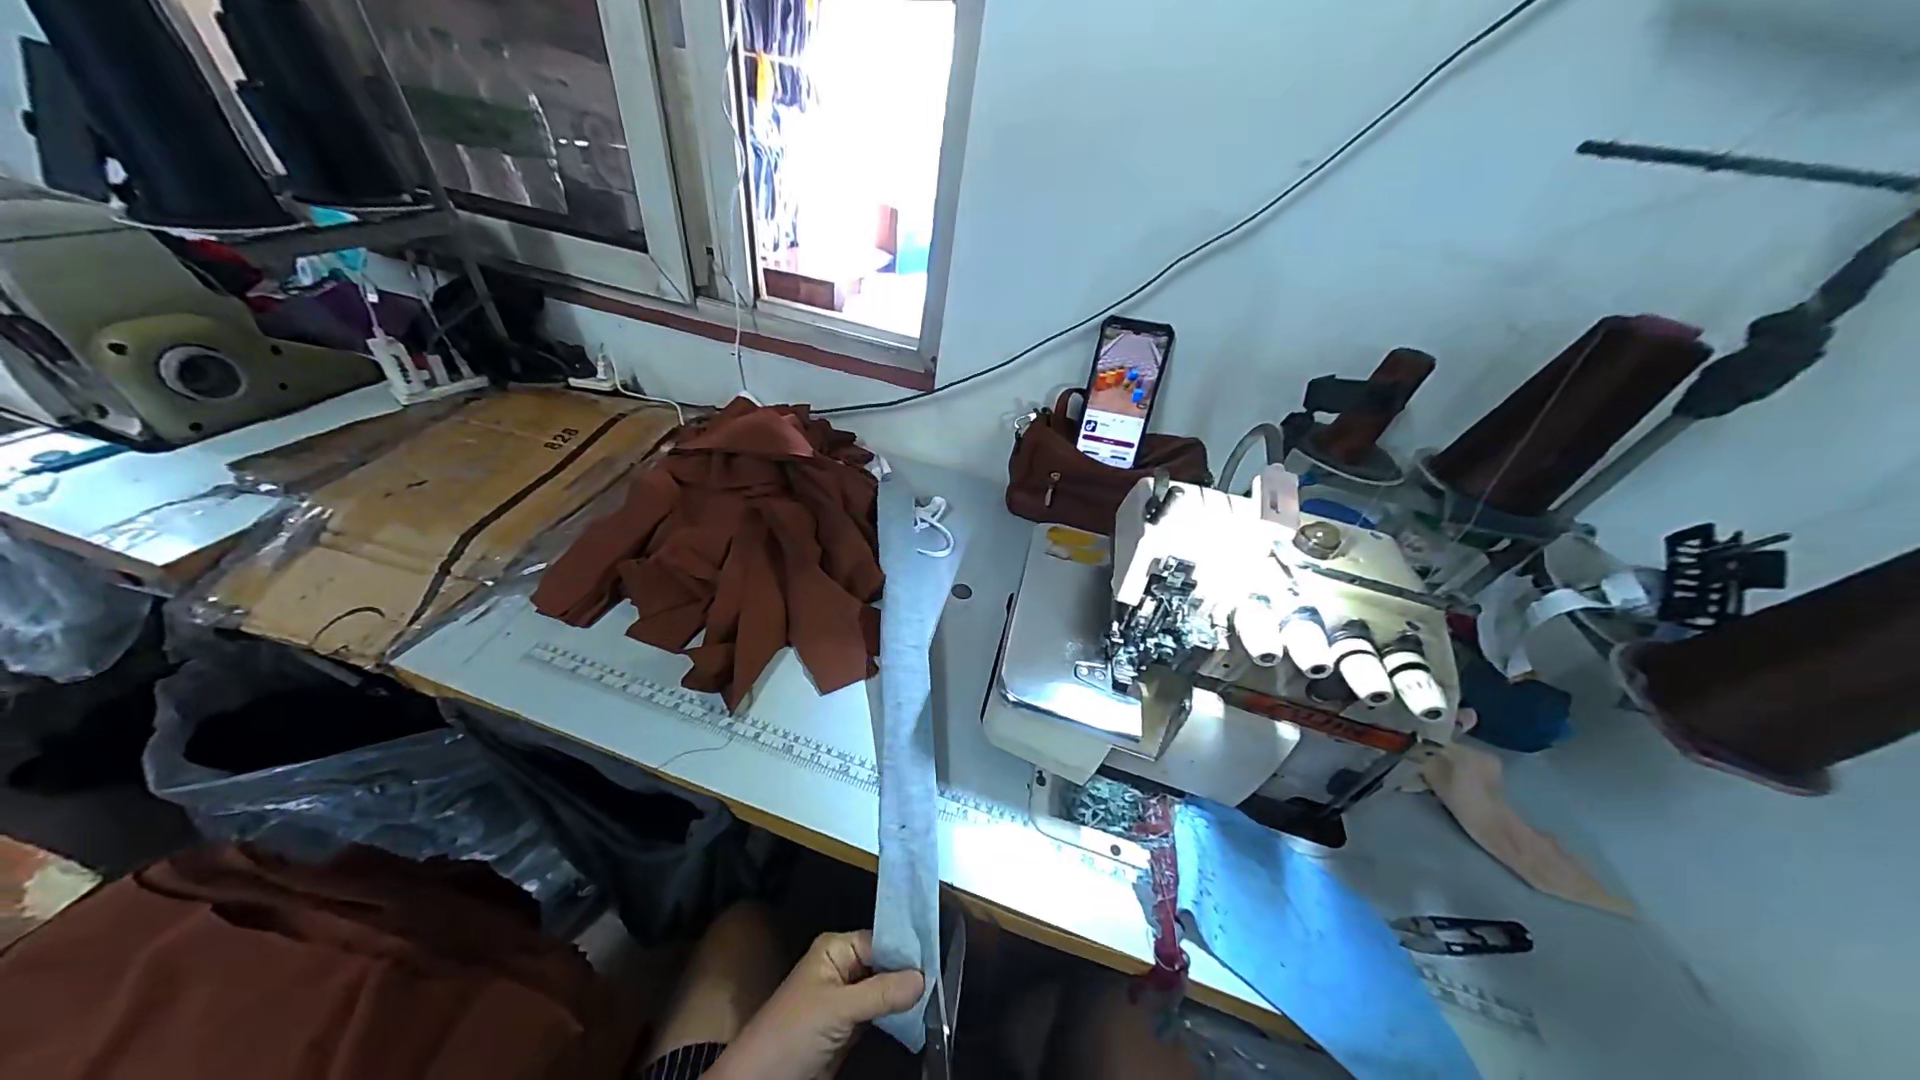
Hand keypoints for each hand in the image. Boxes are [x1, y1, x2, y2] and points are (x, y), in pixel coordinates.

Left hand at [707, 930, 923, 1079]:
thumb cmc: (792, 1035)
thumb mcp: (837, 1009)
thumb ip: (881, 992)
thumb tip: (924, 978)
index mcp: (836, 949)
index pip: (881, 940)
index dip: (907, 950)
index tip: (939, 960)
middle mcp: (843, 967)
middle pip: (886, 964)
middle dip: (910, 974)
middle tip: (942, 983)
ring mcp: (847, 998)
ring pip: (886, 990)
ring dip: (906, 997)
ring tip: (937, 1000)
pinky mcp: (850, 1026)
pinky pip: (882, 1014)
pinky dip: (898, 1017)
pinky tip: (920, 1019)